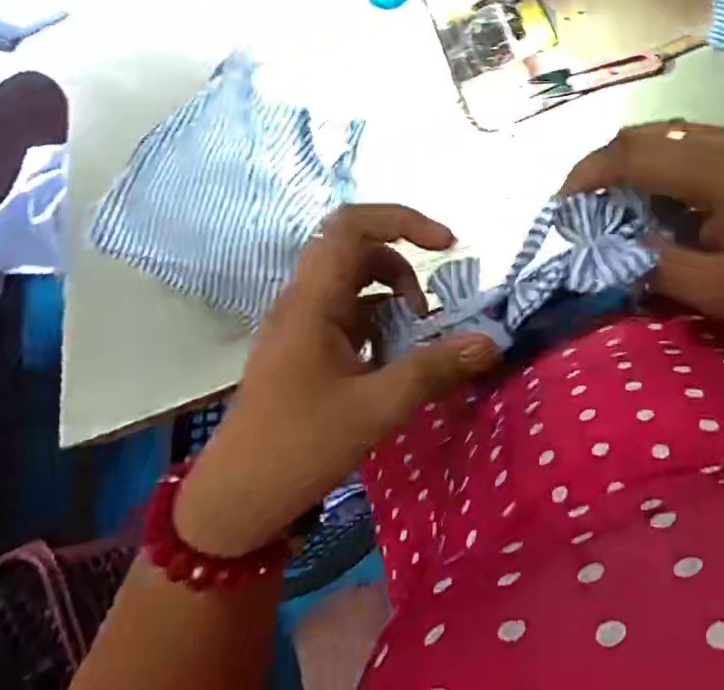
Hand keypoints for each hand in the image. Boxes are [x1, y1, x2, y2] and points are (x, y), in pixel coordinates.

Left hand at [173, 205, 499, 555]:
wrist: (233, 503)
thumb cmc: (297, 448)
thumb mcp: (375, 409)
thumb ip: (434, 370)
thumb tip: (489, 343)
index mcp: (312, 301)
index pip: (351, 225)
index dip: (402, 220)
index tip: (447, 245)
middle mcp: (305, 301)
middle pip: (358, 248)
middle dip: (406, 260)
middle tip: (439, 290)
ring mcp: (303, 324)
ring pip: (356, 280)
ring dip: (395, 290)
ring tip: (421, 327)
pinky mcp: (307, 347)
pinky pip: (351, 311)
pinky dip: (383, 318)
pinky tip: (399, 353)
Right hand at [563, 123, 723, 339]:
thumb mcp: (718, 291)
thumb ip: (657, 263)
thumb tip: (614, 247)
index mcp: (717, 171)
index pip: (632, 155)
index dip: (587, 175)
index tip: (560, 204)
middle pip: (644, 134)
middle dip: (603, 163)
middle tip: (580, 202)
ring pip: (666, 134)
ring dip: (631, 160)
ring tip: (610, 200)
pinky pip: (689, 143)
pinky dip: (659, 162)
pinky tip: (655, 196)